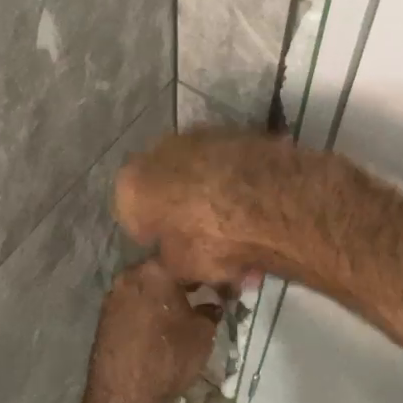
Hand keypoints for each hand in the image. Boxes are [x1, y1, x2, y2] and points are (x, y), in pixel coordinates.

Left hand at [84, 259, 219, 402]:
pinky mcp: (102, 316)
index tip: (218, 284)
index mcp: (156, 270)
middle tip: (199, 296)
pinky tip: (156, 326)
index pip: (187, 261)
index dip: (205, 273)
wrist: (124, 394)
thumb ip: (210, 311)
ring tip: (178, 313)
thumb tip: (213, 304)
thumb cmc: (169, 357)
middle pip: (161, 272)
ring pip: (144, 288)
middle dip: (180, 282)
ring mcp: (112, 295)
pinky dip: (145, 311)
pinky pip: (131, 305)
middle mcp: (130, 275)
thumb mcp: (203, 334)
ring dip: (160, 297)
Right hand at [113, 129, 311, 286]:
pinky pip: (231, 169)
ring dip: (212, 200)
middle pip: (166, 189)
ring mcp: (201, 137)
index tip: (171, 253)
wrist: (271, 203)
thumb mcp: (181, 269)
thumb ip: (169, 260)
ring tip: (239, 234)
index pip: (131, 216)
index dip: (153, 238)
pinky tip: (257, 214)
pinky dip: (238, 188)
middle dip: (182, 214)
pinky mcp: (239, 132)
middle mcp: (159, 152)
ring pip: (200, 177)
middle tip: (204, 243)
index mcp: (131, 185)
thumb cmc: (210, 241)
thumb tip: (172, 256)